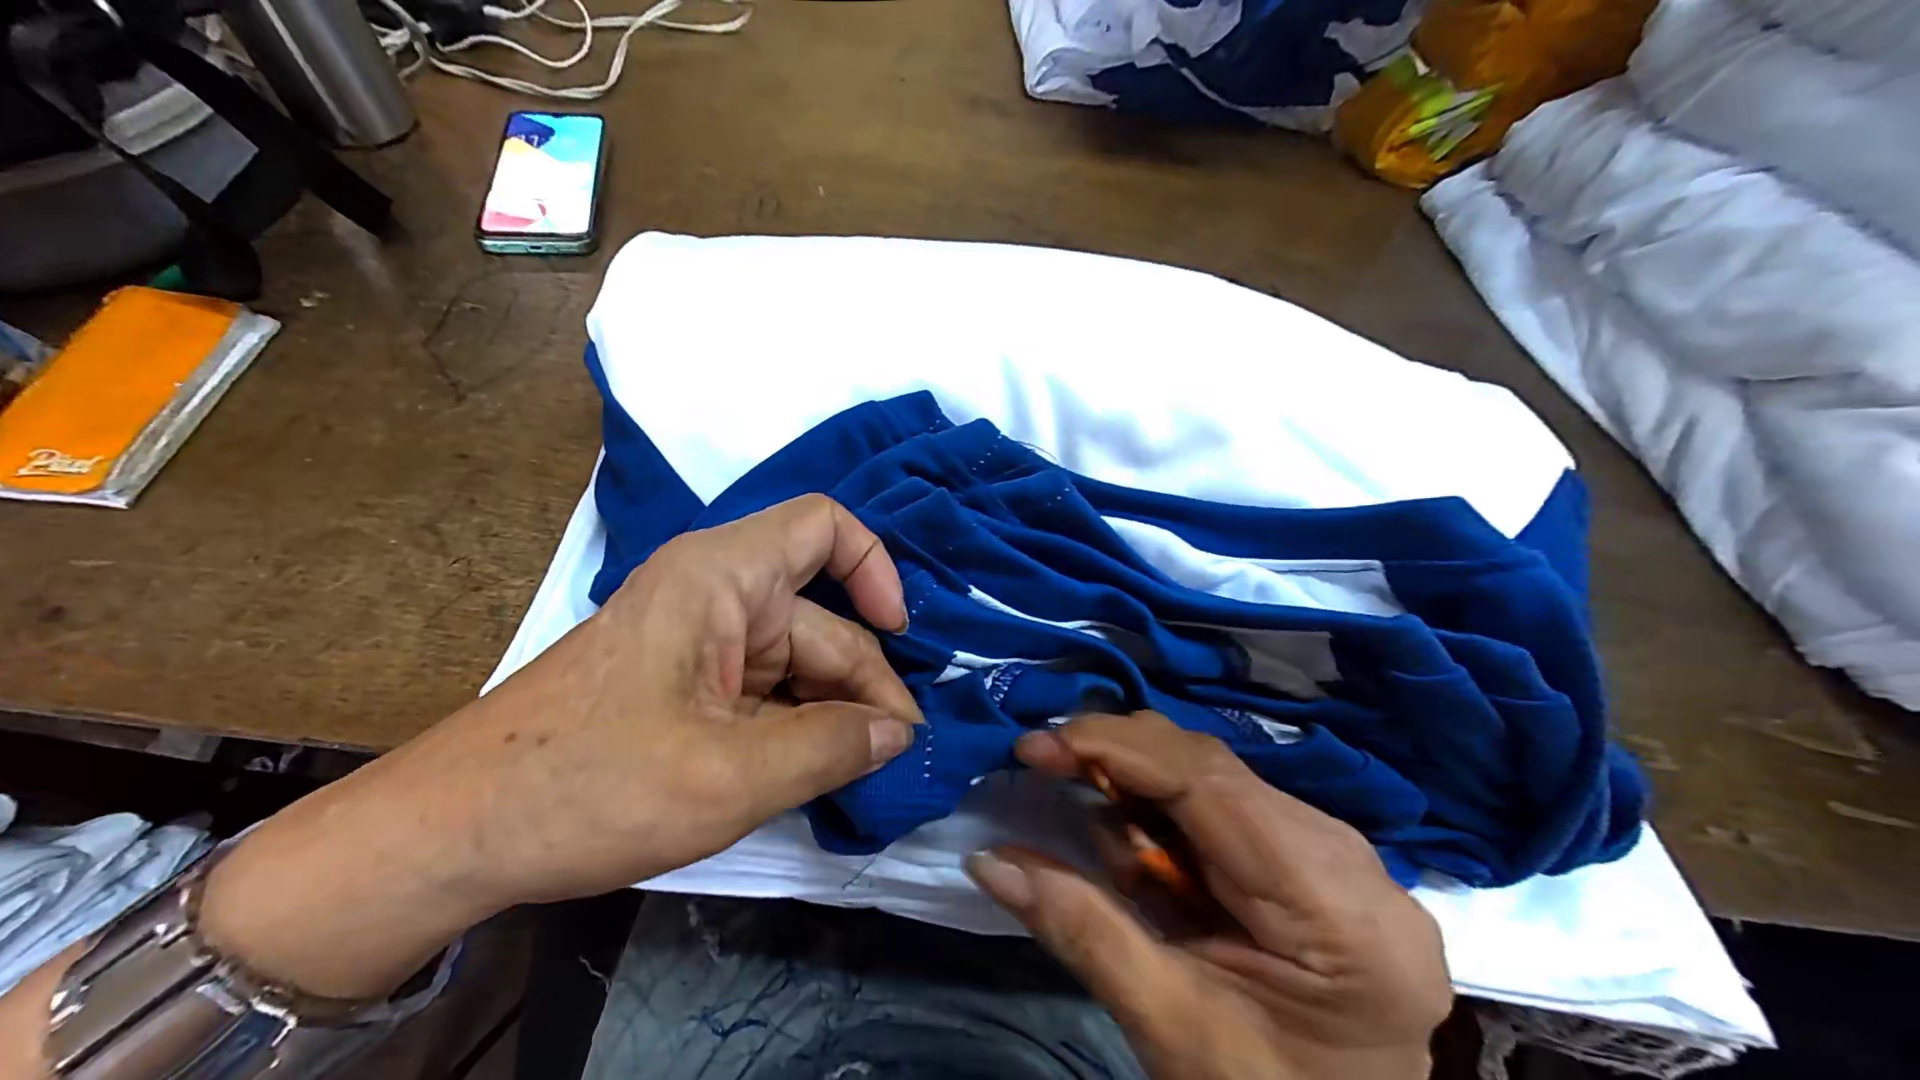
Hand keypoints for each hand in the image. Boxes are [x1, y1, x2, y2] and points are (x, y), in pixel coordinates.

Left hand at [198, 494, 921, 997]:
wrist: (453, 835)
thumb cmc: (589, 786)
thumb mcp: (728, 776)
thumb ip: (831, 748)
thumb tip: (900, 734)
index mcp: (720, 577)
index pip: (823, 526)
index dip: (875, 568)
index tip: (900, 634)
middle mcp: (717, 595)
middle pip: (822, 616)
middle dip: (865, 681)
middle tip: (899, 752)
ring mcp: (703, 644)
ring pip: (799, 663)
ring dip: (835, 713)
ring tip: (867, 772)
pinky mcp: (691, 687)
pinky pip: (769, 693)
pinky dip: (800, 728)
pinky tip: (823, 773)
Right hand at [966, 712, 1451, 1079]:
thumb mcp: (1172, 1029)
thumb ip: (1082, 932)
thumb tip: (987, 860)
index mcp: (1335, 905)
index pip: (1211, 783)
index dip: (1116, 748)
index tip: (1035, 745)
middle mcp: (1346, 856)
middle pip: (1212, 769)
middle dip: (1118, 759)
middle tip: (1042, 768)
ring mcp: (1333, 853)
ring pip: (1213, 778)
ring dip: (1136, 788)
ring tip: (1081, 811)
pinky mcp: (1309, 860)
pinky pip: (1222, 808)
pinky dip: (1163, 818)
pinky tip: (1130, 847)